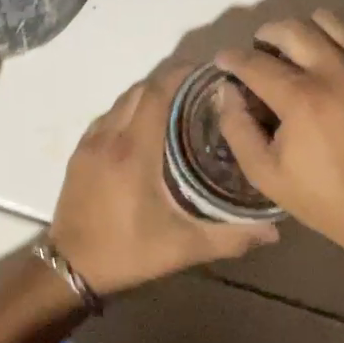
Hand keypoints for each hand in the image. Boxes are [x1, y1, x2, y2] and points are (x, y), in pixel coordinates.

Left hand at [50, 63, 279, 294]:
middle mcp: (109, 137)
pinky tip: (149, 128)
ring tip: (181, 107)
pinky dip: (130, 111)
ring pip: (123, 100)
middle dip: (173, 82)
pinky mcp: (79, 152)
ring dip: (151, 95)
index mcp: (134, 151)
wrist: (70, 267)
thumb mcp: (184, 248)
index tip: (213, 76)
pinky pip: (109, 116)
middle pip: (142, 89)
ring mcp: (90, 142)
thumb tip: (273, 229)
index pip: (159, 92)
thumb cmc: (128, 253)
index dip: (185, 75)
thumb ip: (230, 237)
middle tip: (205, 92)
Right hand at [214, 10, 343, 268]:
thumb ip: (238, 129)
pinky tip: (332, 54)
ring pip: (330, 20)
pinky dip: (341, 34)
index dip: (232, 59)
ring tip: (294, 48)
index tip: (222, 61)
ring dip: (303, 28)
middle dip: (265, 34)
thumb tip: (227, 92)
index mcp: (302, 99)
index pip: (255, 62)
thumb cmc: (328, 200)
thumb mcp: (268, 176)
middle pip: (292, 28)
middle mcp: (336, 72)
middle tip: (257, 52)